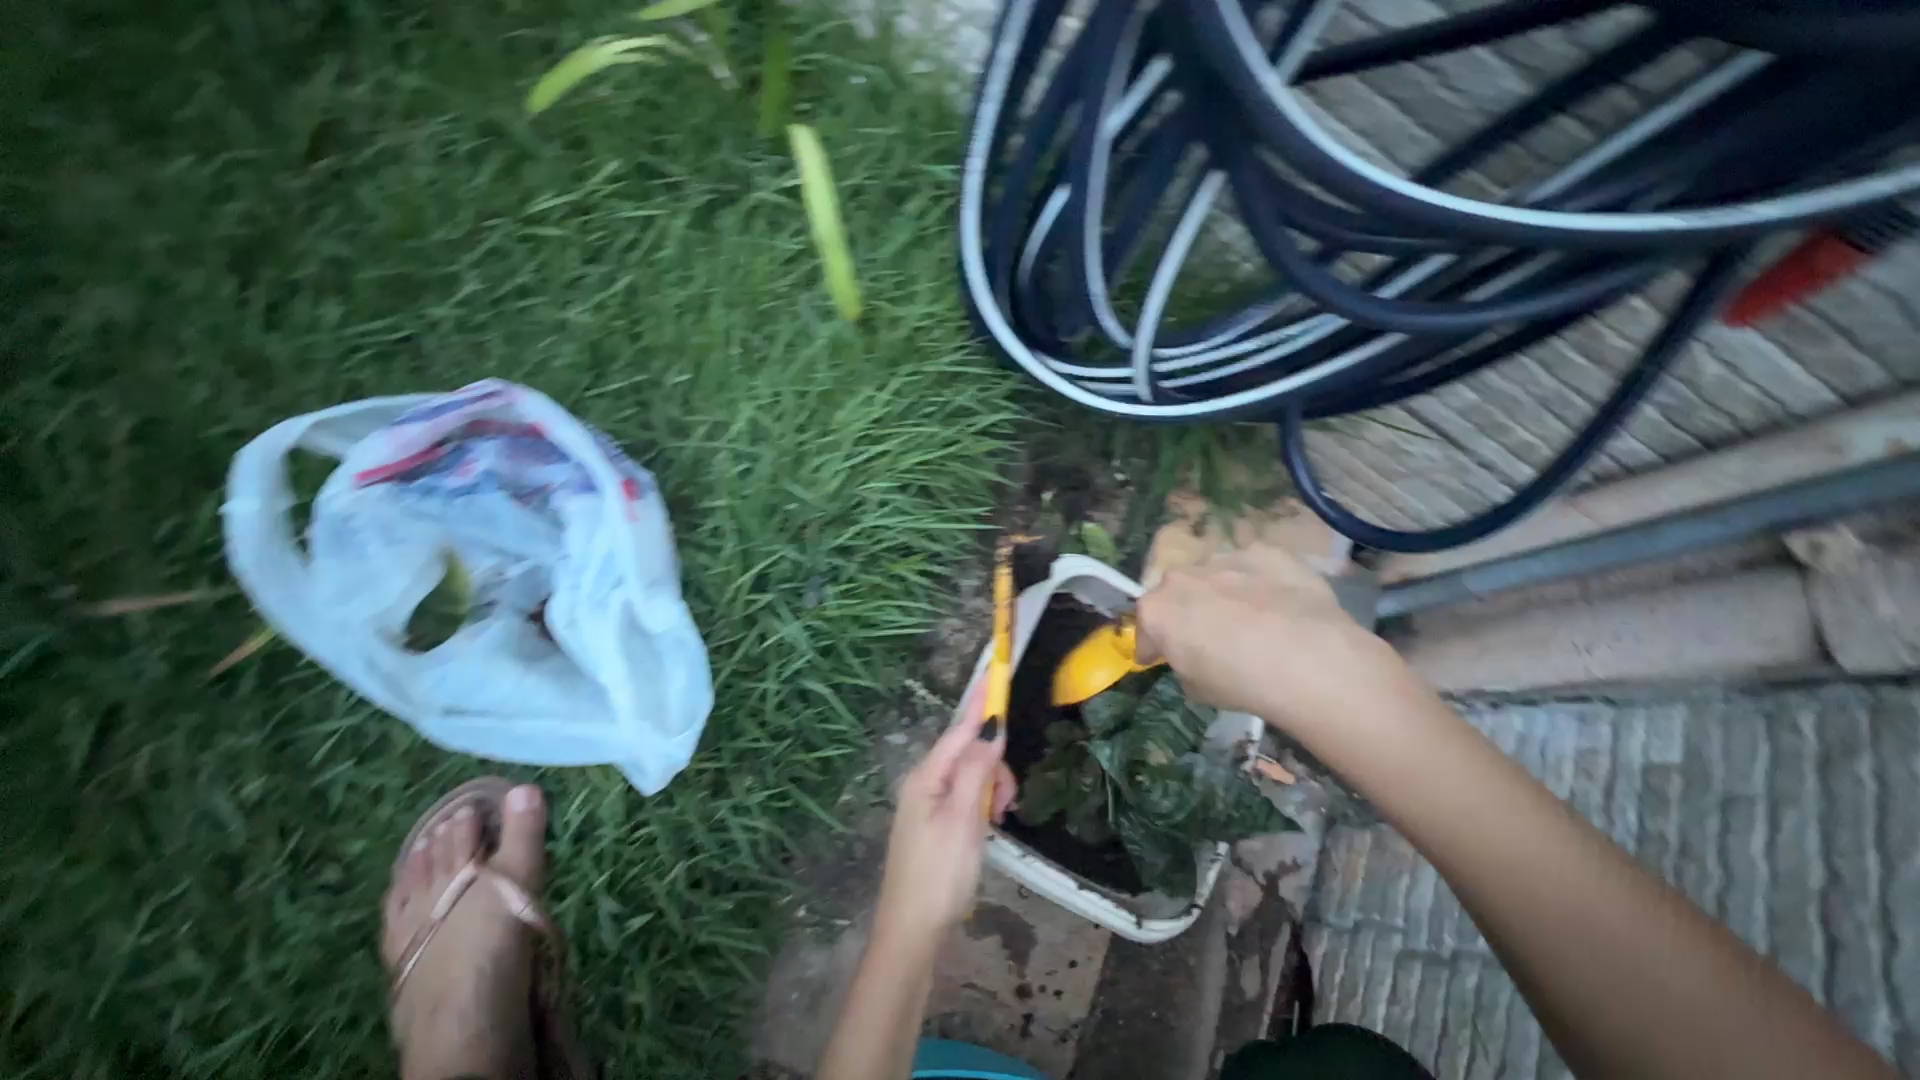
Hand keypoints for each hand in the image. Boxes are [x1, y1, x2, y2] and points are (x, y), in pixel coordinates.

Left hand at [873, 690, 1016, 945]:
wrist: (912, 930)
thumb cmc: (940, 874)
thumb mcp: (963, 819)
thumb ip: (976, 772)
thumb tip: (991, 730)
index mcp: (926, 777)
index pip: (959, 730)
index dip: (981, 703)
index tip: (996, 671)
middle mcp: (924, 784)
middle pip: (968, 753)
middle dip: (994, 767)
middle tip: (1005, 805)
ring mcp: (928, 805)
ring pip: (970, 777)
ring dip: (991, 790)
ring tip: (998, 822)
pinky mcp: (935, 825)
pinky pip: (965, 798)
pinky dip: (982, 805)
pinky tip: (989, 827)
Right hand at [1135, 540, 1399, 723]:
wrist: (1306, 657)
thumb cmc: (1239, 681)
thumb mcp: (1197, 689)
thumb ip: (1184, 664)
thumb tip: (1195, 655)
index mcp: (1157, 610)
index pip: (1145, 629)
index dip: (1154, 646)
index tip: (1162, 658)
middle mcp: (1183, 576)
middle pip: (1178, 592)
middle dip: (1187, 610)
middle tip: (1210, 635)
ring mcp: (1225, 557)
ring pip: (1215, 573)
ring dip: (1223, 591)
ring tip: (1251, 617)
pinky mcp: (1266, 551)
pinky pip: (1254, 566)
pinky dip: (1260, 581)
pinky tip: (1280, 603)